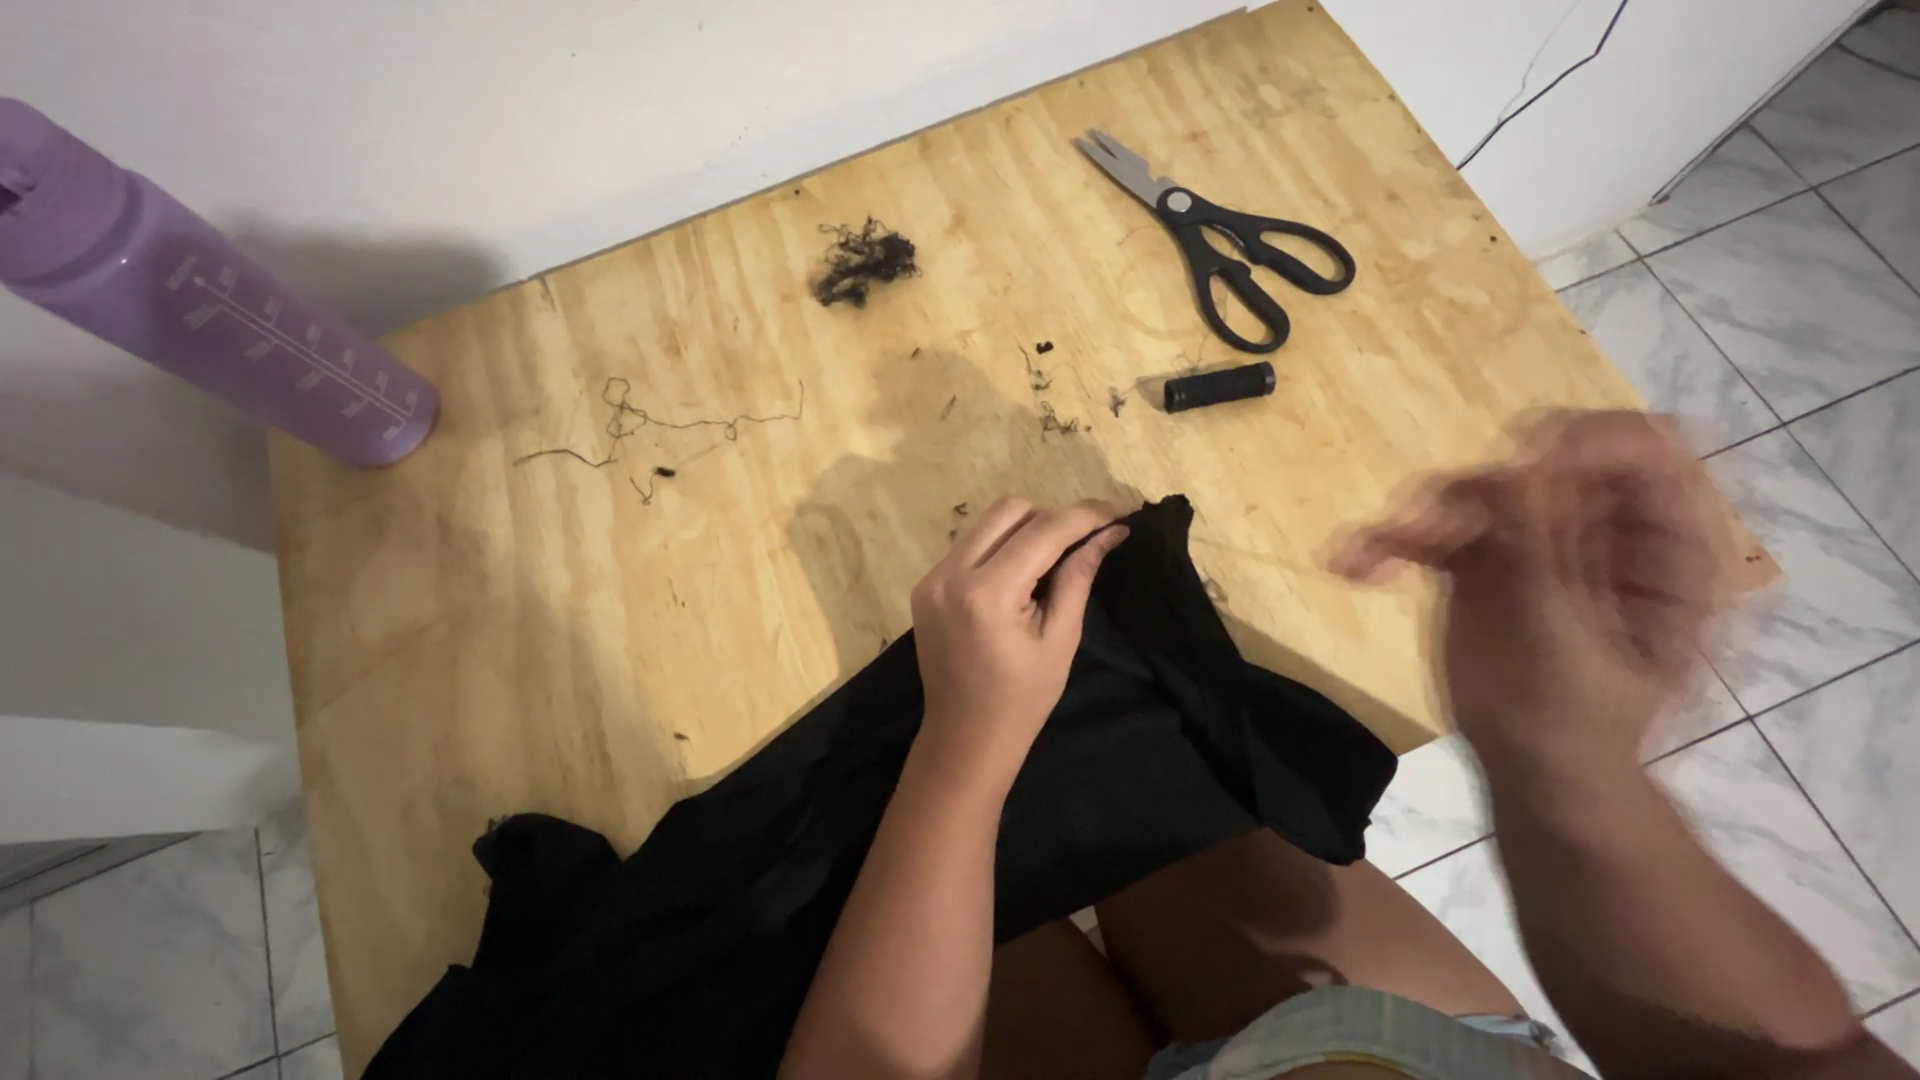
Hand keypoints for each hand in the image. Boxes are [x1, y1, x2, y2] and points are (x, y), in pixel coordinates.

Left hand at [910, 497, 1128, 786]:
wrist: (964, 737)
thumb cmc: (1022, 699)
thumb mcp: (1061, 639)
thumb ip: (1079, 577)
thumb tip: (1109, 532)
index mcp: (986, 593)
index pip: (1043, 531)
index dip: (1085, 516)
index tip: (1118, 512)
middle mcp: (950, 574)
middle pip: (1009, 511)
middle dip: (1052, 518)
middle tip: (1082, 543)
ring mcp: (931, 578)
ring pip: (986, 523)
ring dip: (1025, 530)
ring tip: (1052, 563)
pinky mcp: (925, 585)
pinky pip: (969, 545)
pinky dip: (999, 547)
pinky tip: (1019, 577)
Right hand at [1330, 411, 1730, 772]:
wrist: (1532, 768)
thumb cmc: (1575, 719)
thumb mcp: (1567, 643)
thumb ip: (1543, 556)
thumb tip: (1519, 470)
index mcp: (1658, 543)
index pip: (1642, 450)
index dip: (1586, 445)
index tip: (1523, 474)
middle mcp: (1597, 527)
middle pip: (1540, 462)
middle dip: (1484, 490)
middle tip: (1440, 535)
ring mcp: (1533, 540)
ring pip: (1473, 490)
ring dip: (1424, 515)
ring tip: (1386, 551)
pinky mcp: (1476, 559)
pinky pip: (1428, 529)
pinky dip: (1389, 541)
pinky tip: (1357, 565)